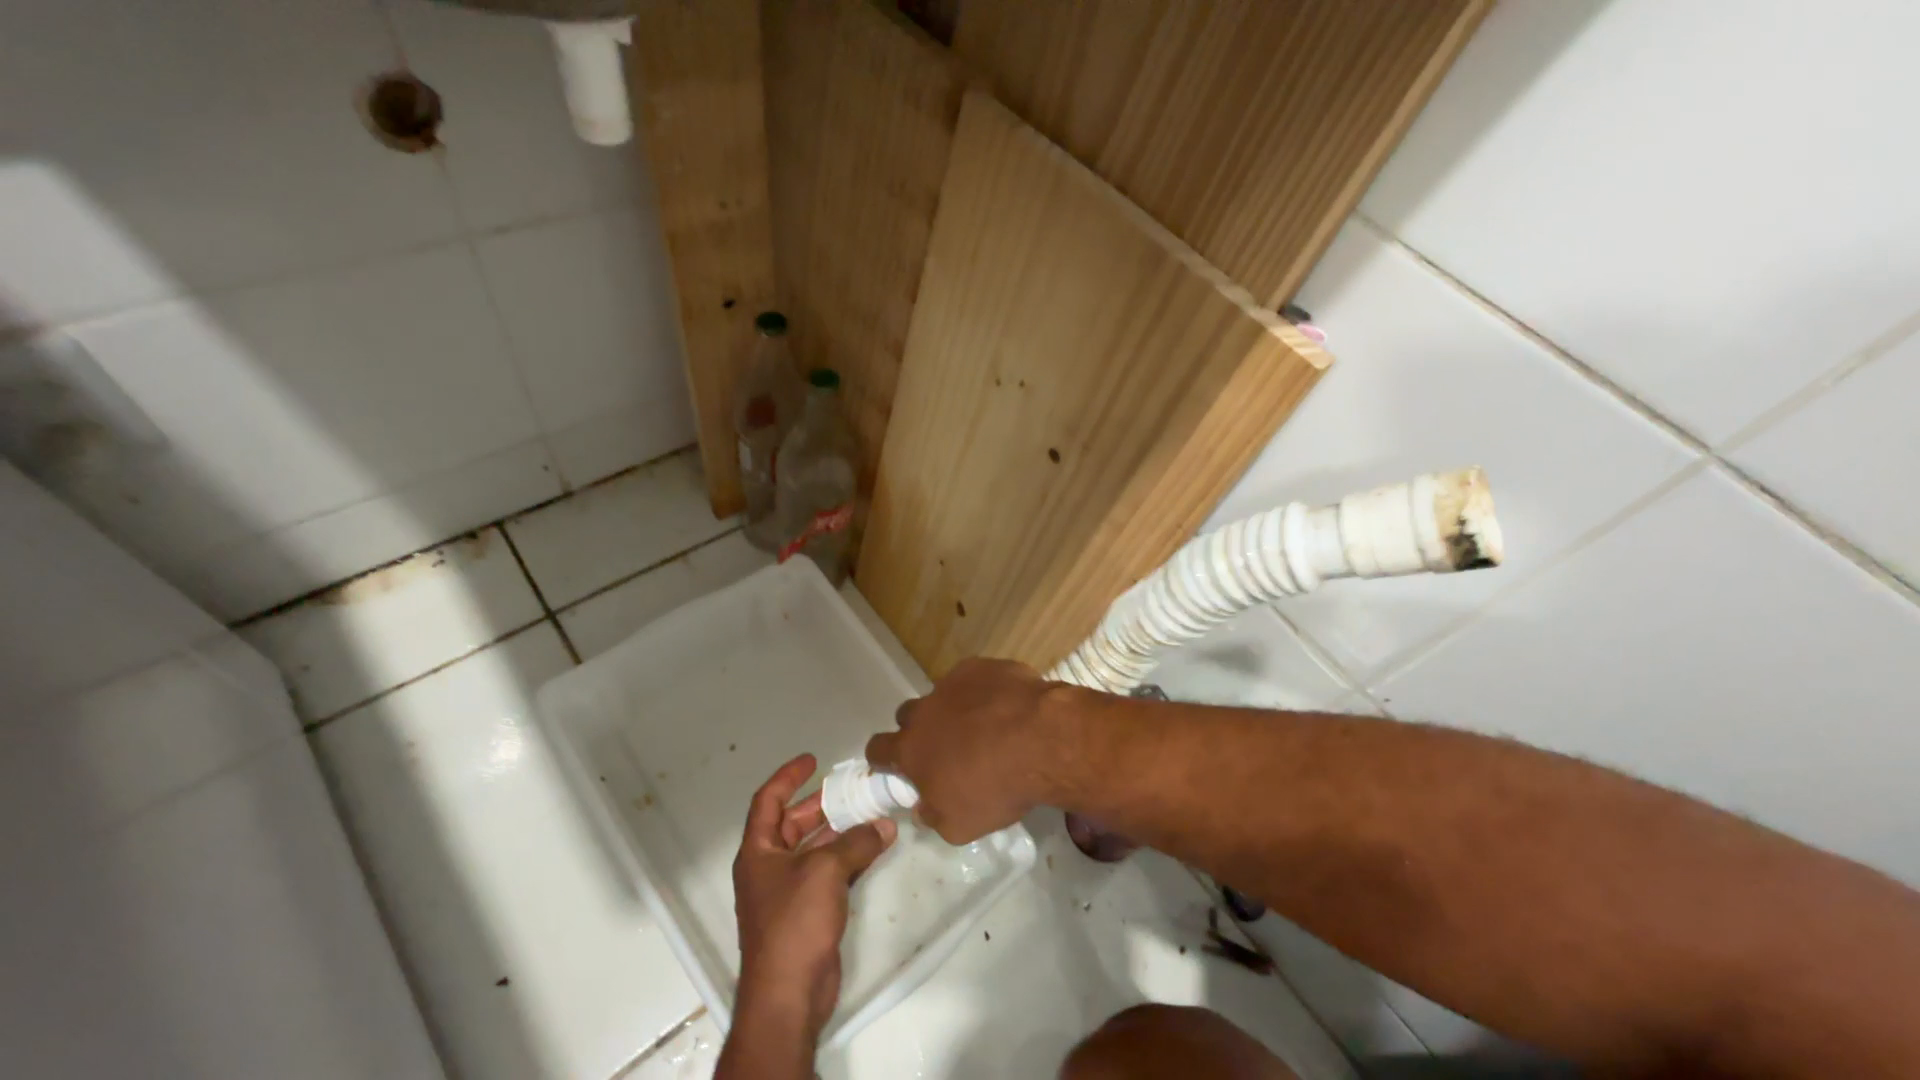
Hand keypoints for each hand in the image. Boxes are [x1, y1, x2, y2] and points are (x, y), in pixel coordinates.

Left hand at [729, 754, 895, 1043]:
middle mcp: (769, 867)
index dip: (788, 777)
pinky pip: (829, 874)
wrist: (788, 991)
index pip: (767, 801)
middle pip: (794, 824)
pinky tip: (875, 849)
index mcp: (758, 851)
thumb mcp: (824, 871)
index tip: (812, 759)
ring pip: (816, 849)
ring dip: (842, 832)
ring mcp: (788, 892)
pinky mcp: (809, 913)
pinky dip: (850, 859)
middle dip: (823, 805)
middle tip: (855, 788)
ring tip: (874, 813)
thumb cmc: (794, 921)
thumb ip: (855, 842)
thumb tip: (884, 826)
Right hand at [865, 657, 1076, 844]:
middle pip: (908, 717)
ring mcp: (953, 684)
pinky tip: (1007, 706)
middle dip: (921, 730)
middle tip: (948, 749)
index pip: (877, 750)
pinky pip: (974, 678)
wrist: (1041, 740)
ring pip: (943, 696)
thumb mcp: (959, 826)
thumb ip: (933, 815)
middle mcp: (925, 711)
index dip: (883, 759)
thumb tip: (923, 806)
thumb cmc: (996, 788)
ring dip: (956, 711)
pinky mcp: (982, 667)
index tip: (896, 766)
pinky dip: (984, 692)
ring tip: (986, 727)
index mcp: (911, 750)